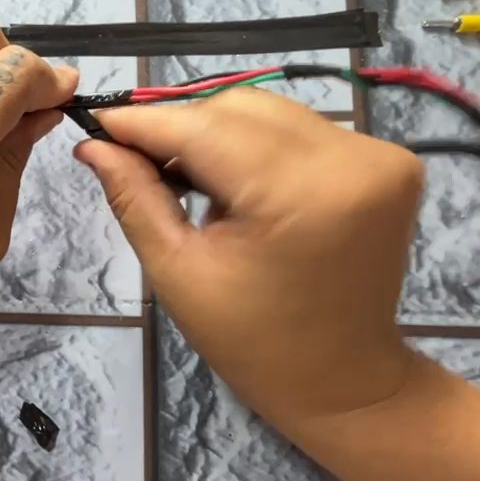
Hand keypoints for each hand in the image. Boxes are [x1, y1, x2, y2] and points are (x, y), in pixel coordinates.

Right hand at [77, 88, 423, 431]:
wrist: (336, 372)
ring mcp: (378, 155)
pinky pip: (299, 129)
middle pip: (238, 108)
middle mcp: (350, 159)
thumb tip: (91, 146)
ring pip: (268, 112)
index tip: (95, 122)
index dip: (144, 122)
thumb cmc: (245, 335)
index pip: (204, 129)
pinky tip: (233, 185)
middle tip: (136, 163)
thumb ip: (134, 197)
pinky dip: (252, 145)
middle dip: (178, 128)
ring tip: (185, 180)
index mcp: (297, 195)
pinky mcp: (388, 160)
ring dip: (214, 134)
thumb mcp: (174, 268)